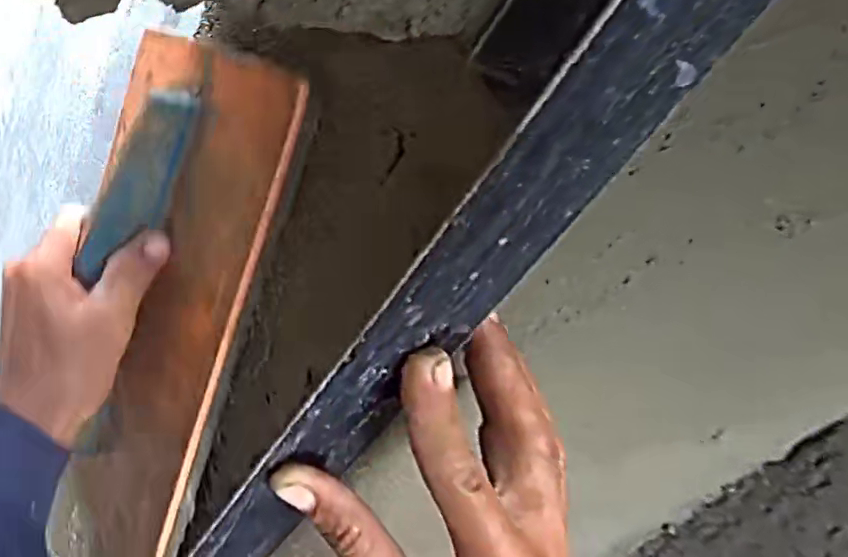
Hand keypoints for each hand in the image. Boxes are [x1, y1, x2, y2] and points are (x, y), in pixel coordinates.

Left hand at [0, 204, 171, 447]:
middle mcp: (20, 267)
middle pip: (68, 239)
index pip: (75, 216)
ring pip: (60, 264)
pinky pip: (48, 285)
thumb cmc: (71, 369)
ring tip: (104, 310)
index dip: (105, 227)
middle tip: (120, 287)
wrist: (29, 428)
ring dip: (84, 277)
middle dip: (97, 256)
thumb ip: (132, 271)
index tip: (127, 253)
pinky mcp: (14, 313)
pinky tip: (83, 324)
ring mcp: (13, 291)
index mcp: (40, 262)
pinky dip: (68, 294)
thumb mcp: (111, 318)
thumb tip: (157, 235)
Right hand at [271, 316, 566, 555]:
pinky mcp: (552, 536)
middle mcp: (534, 545)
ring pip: (549, 445)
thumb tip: (295, 475)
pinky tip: (504, 399)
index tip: (415, 358)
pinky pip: (548, 461)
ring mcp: (552, 539)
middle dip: (500, 369)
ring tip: (489, 336)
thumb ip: (347, 533)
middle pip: (530, 442)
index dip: (435, 411)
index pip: (462, 473)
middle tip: (474, 313)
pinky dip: (524, 416)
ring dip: (518, 384)